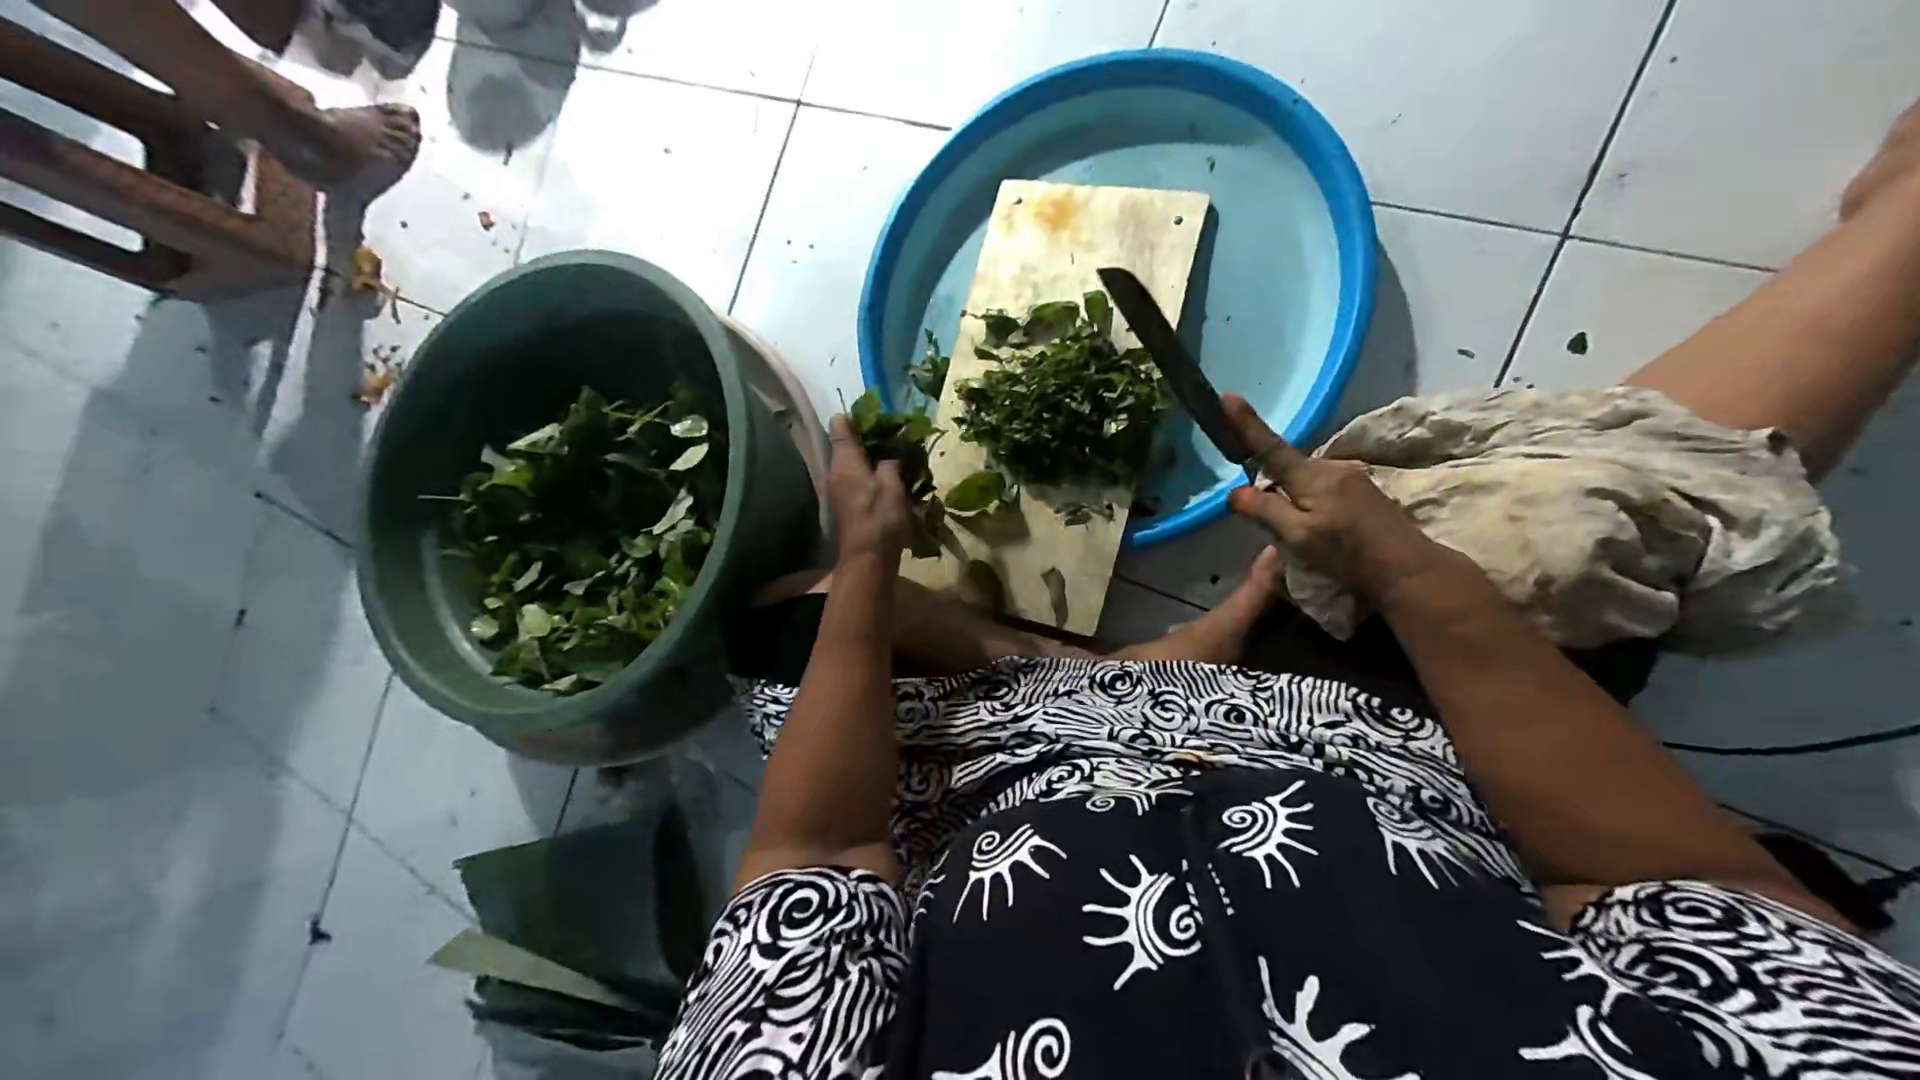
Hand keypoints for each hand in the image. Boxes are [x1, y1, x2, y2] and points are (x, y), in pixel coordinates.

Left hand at [828, 415, 910, 562]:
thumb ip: (890, 463)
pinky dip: (870, 474)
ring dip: (871, 457)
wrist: (867, 560)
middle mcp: (836, 471)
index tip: (878, 415)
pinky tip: (889, 478)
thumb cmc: (880, 518)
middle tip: (894, 434)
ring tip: (895, 455)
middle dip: (868, 437)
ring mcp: (839, 490)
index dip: (857, 416)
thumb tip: (890, 456)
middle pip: (846, 444)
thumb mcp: (892, 485)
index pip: (840, 425)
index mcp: (845, 462)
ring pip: (853, 463)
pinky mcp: (846, 505)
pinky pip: (857, 479)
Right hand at [1222, 394, 1461, 600]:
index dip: (1246, 423)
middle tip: (1269, 522)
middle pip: (1286, 467)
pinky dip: (1310, 502)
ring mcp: (1351, 477)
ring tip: (1297, 533)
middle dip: (1271, 483)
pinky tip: (1318, 529)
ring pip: (1304, 480)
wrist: (1409, 570)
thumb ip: (1264, 511)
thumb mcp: (1297, 537)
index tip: (1227, 396)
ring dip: (1292, 497)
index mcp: (1313, 476)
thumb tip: (1235, 492)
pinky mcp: (1363, 492)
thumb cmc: (1348, 554)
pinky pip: (1321, 489)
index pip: (1269, 446)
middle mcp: (1332, 467)